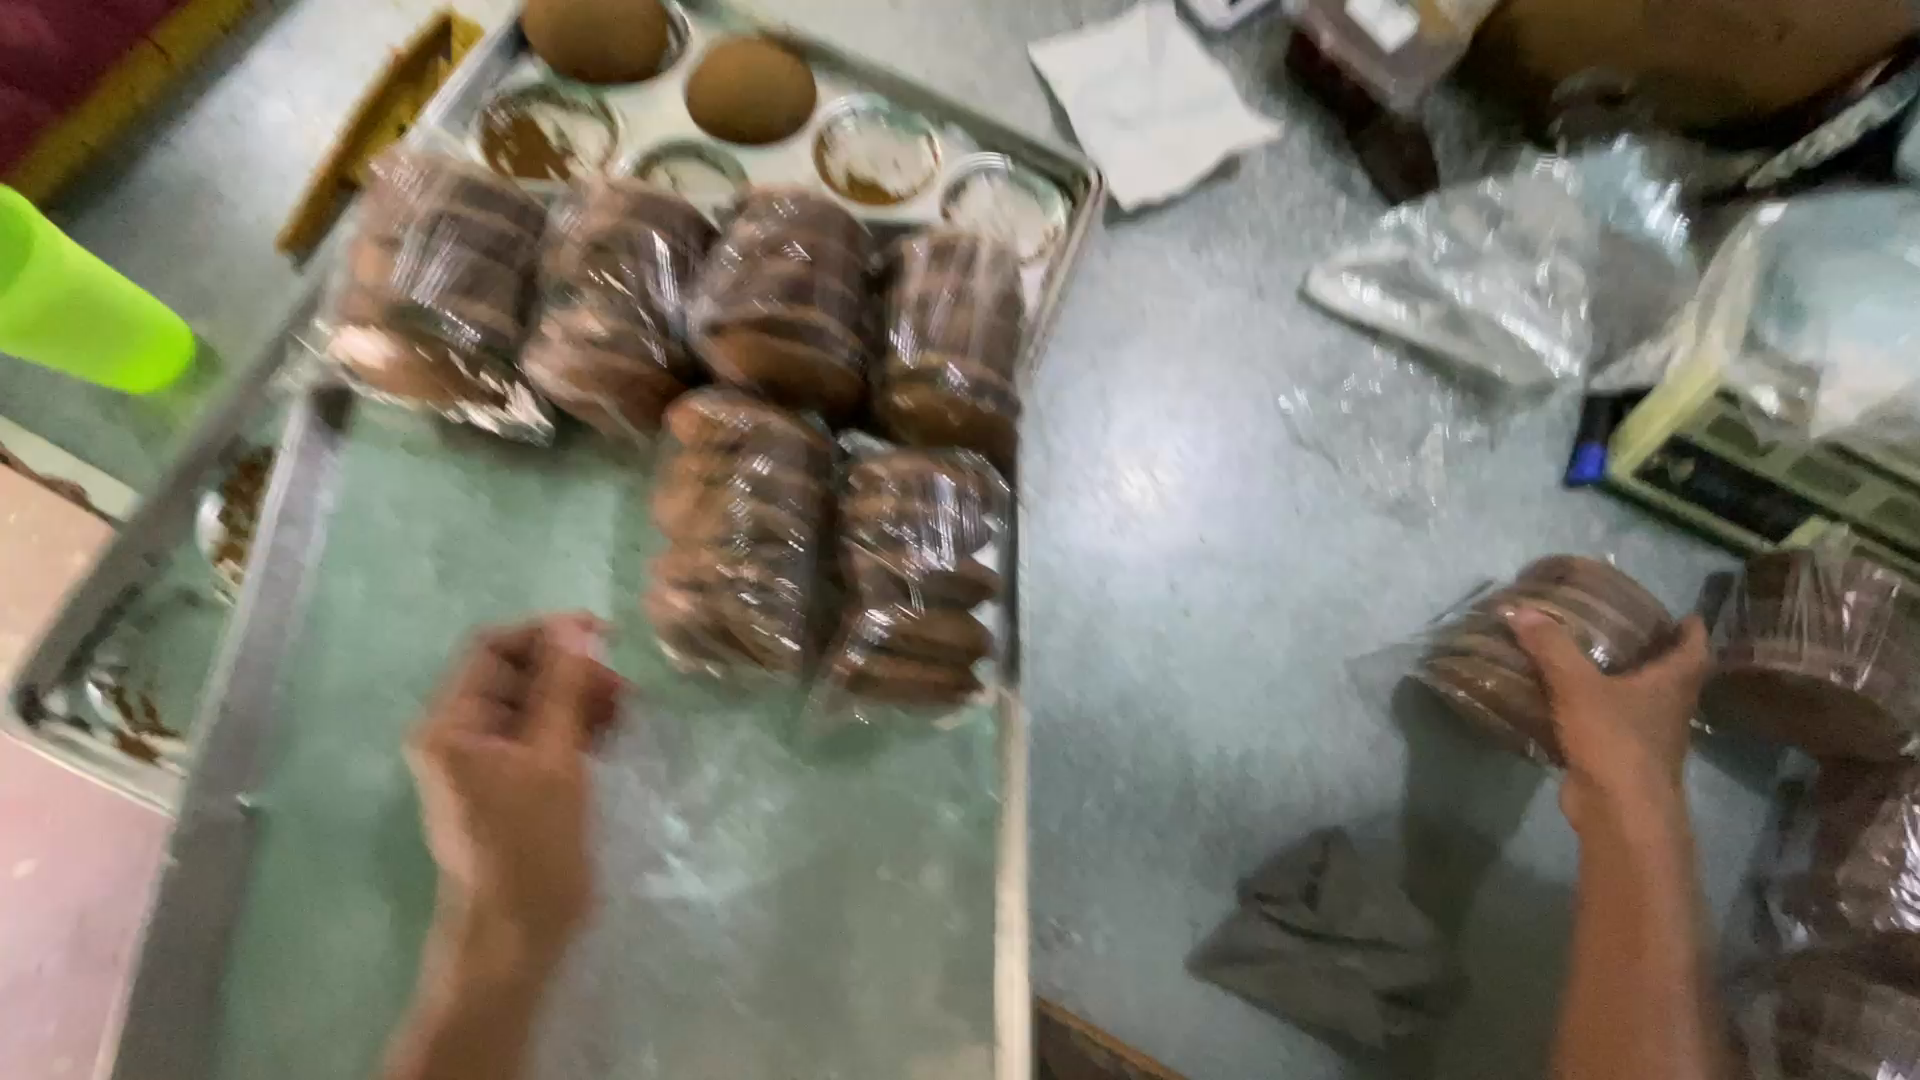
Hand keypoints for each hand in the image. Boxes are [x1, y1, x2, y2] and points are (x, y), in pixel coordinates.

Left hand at [407, 614, 624, 963]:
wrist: (519, 930)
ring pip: (538, 700)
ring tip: (623, 711)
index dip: (548, 633)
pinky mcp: (516, 778)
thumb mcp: (553, 756)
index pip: (494, 648)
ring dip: (581, 695)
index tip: (605, 637)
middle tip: (622, 688)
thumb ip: (564, 687)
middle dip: (572, 670)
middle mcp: (462, 733)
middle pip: (518, 672)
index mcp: (451, 724)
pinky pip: (547, 730)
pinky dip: (578, 722)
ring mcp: (489, 757)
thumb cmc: (531, 841)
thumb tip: (576, 627)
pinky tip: (612, 731)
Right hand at [1507, 609, 1711, 830]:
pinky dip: (1595, 708)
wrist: (1619, 808)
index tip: (1682, 614)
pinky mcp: (1621, 756)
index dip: (1690, 630)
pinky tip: (1566, 701)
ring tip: (1588, 660)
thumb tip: (1522, 609)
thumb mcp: (1576, 686)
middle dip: (1652, 653)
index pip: (1694, 650)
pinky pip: (1611, 722)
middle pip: (1670, 675)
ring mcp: (1648, 736)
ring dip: (1622, 682)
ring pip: (1640, 700)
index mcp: (1672, 686)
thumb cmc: (1613, 739)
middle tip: (1624, 629)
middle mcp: (1669, 709)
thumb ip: (1550, 648)